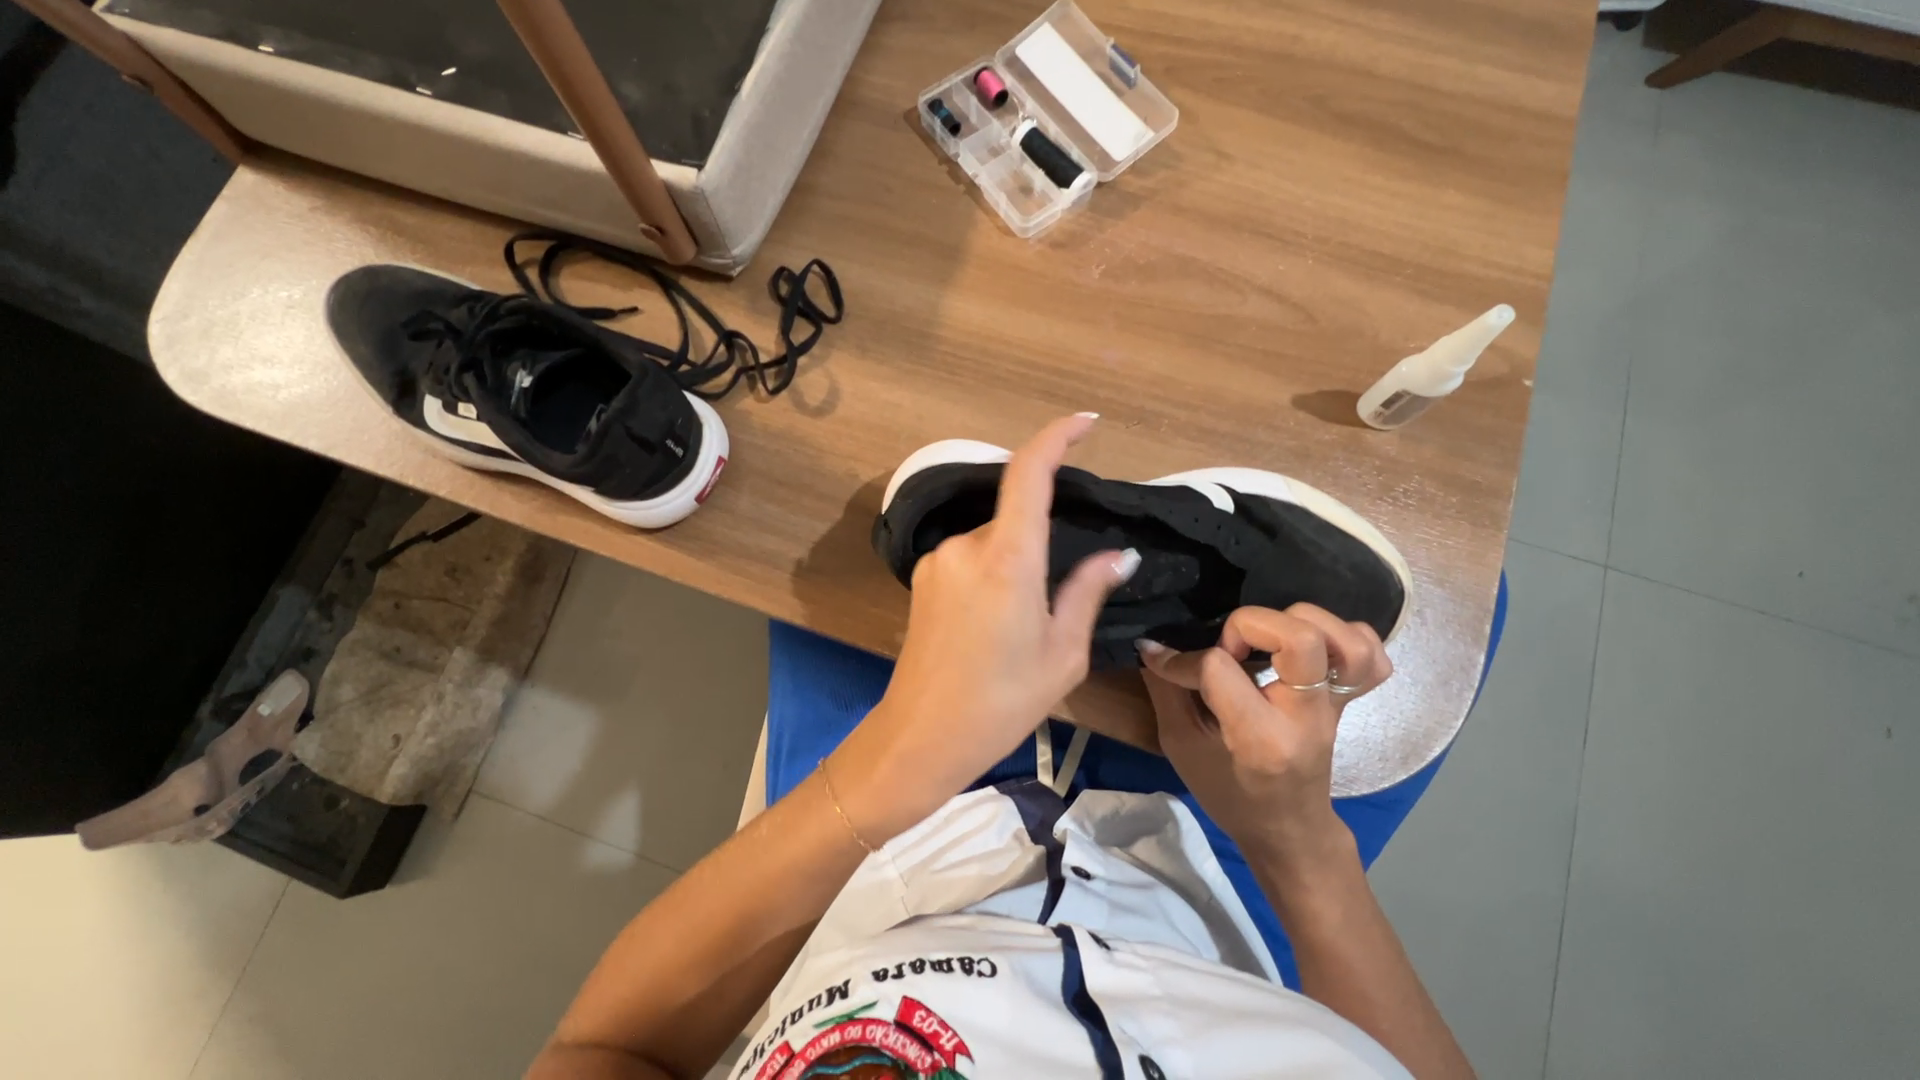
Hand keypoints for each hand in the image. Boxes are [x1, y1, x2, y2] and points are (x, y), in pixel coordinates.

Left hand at [829, 414, 1138, 841]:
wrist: (920, 737)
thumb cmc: (1001, 703)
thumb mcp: (1062, 654)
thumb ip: (1087, 592)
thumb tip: (1118, 555)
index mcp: (1007, 560)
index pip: (1029, 474)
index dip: (1057, 438)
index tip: (1086, 423)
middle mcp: (966, 546)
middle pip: (1014, 514)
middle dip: (1044, 540)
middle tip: (1061, 597)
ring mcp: (938, 559)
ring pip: (994, 540)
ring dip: (1017, 562)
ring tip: (1024, 625)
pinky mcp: (922, 577)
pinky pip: (971, 558)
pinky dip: (995, 572)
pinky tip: (996, 623)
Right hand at [1138, 604, 1392, 871]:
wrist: (1290, 829)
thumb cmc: (1230, 794)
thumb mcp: (1182, 747)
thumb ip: (1166, 691)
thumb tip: (1152, 646)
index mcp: (1259, 738)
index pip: (1219, 668)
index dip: (1183, 659)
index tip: (1165, 664)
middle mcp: (1306, 717)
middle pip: (1300, 637)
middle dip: (1250, 623)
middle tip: (1230, 650)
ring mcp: (1336, 706)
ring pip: (1345, 638)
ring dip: (1300, 623)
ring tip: (1270, 641)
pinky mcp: (1351, 698)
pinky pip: (1370, 652)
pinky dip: (1342, 636)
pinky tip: (1311, 647)